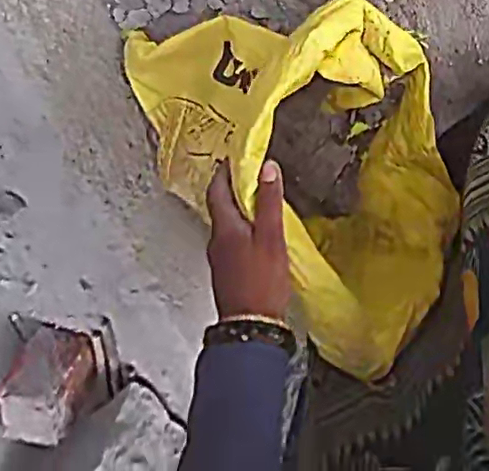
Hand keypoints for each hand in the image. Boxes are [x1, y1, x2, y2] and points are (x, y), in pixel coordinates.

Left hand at [204, 160, 290, 319]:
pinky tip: (255, 231)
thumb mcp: (271, 236)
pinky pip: (231, 238)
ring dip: (237, 208)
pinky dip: (241, 226)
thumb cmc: (262, 282)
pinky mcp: (228, 271)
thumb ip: (269, 201)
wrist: (252, 329)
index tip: (233, 158)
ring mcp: (220, 258)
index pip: (217, 190)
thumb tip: (268, 168)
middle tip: (246, 174)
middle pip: (219, 205)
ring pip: (225, 223)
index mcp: (224, 228)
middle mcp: (216, 240)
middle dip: (231, 187)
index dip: (224, 172)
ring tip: (255, 199)